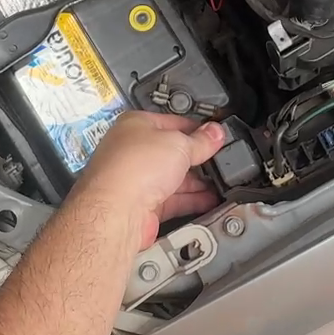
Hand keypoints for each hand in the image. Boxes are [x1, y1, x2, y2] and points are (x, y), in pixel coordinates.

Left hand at [66, 112, 223, 248]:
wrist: (115, 212)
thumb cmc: (132, 170)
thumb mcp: (179, 144)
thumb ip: (201, 140)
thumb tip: (213, 133)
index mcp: (135, 126)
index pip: (172, 122)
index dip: (195, 128)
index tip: (214, 135)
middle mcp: (132, 151)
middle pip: (171, 152)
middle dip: (196, 158)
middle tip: (218, 159)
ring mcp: (135, 180)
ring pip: (172, 178)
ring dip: (196, 182)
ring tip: (218, 183)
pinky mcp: (141, 206)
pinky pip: (171, 200)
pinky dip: (190, 200)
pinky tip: (207, 200)